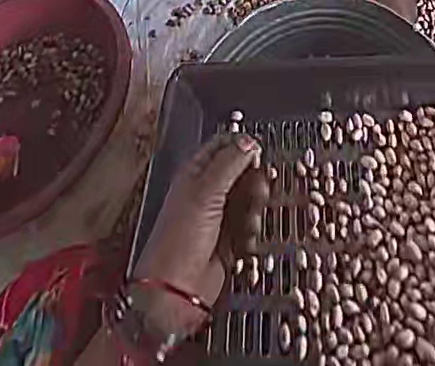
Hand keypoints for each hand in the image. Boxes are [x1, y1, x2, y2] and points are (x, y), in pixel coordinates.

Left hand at [132, 134, 266, 322]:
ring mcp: (218, 215)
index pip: (222, 145)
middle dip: (254, 179)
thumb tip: (248, 142)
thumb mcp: (205, 193)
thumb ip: (228, 163)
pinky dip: (253, 229)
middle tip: (259, 190)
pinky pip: (250, 224)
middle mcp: (207, 190)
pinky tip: (248, 237)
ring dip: (254, 207)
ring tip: (251, 219)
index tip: (259, 152)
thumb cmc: (177, 240)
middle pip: (240, 171)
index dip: (241, 145)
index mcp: (195, 172)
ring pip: (248, 198)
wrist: (175, 292)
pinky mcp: (229, 239)